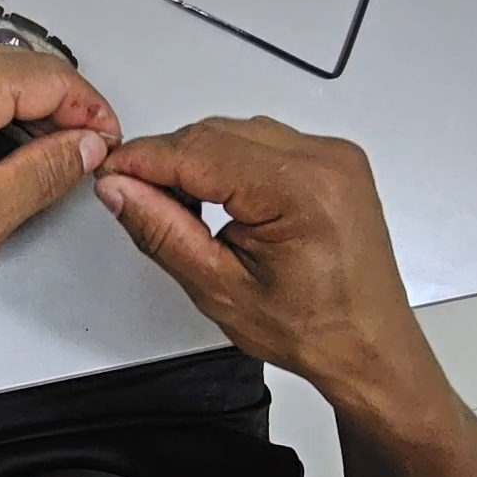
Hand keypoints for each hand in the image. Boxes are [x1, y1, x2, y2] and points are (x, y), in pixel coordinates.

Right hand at [94, 117, 452, 423]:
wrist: (367, 343)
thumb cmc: (311, 328)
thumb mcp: (218, 287)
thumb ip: (162, 231)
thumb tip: (119, 190)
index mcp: (301, 192)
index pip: (198, 153)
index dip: (143, 159)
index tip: (109, 173)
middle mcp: (324, 161)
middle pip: (215, 134)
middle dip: (164, 160)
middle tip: (130, 196)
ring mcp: (332, 156)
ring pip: (234, 132)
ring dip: (193, 160)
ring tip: (173, 207)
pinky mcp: (331, 161)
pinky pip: (260, 141)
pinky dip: (224, 162)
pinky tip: (210, 195)